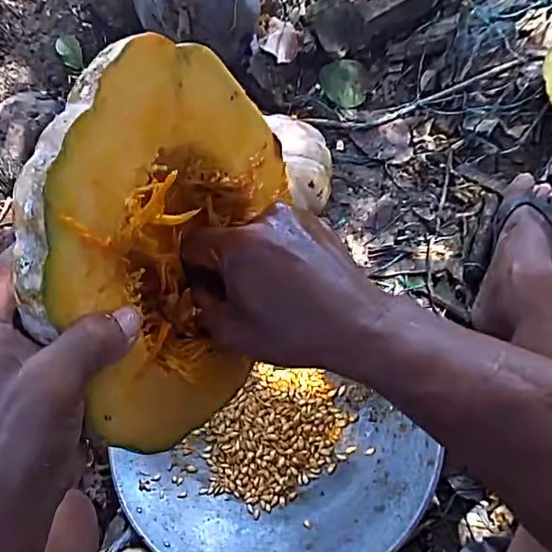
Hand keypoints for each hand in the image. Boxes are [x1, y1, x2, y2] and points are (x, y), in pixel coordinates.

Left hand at [0, 253, 137, 506]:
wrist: (16, 498)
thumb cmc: (19, 434)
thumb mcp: (52, 379)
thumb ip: (89, 341)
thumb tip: (131, 315)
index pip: (9, 269)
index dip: (41, 247)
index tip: (85, 232)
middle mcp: (4, 342)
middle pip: (42, 297)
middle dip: (80, 283)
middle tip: (123, 264)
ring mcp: (28, 367)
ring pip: (64, 329)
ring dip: (94, 319)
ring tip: (135, 297)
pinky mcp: (51, 390)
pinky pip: (77, 358)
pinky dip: (101, 349)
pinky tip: (132, 341)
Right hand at [183, 205, 393, 369]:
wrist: (359, 325)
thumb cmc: (296, 333)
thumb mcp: (234, 334)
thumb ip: (204, 308)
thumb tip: (202, 292)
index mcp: (238, 244)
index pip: (194, 244)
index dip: (192, 270)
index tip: (204, 290)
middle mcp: (264, 220)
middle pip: (226, 238)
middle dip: (226, 265)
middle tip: (241, 298)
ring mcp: (294, 217)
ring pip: (255, 237)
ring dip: (254, 259)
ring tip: (274, 292)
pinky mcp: (316, 223)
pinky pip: (282, 235)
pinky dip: (279, 254)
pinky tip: (294, 283)